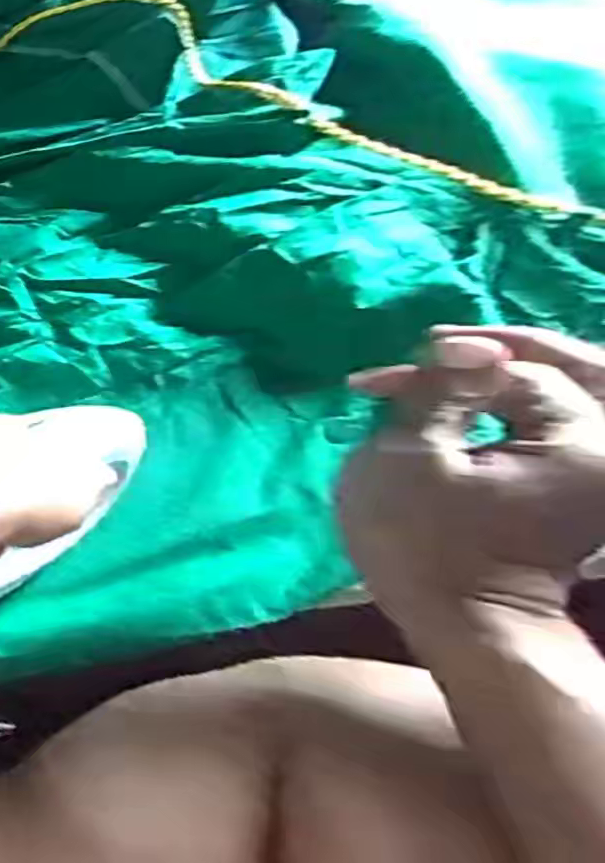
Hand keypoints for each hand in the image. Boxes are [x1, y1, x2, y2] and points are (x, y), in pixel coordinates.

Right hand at [341, 326, 604, 621]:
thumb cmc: (418, 530)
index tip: (371, 381)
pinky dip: (523, 404)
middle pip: (583, 374)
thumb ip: (440, 393)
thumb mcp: (411, 453)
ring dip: (515, 376)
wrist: (458, 610)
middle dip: (508, 352)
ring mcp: (603, 473)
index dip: (443, 368)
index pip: (518, 375)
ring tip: (451, 372)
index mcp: (586, 444)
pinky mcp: (585, 485)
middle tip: (439, 346)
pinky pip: (569, 423)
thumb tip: (464, 343)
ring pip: (579, 396)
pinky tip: (479, 402)